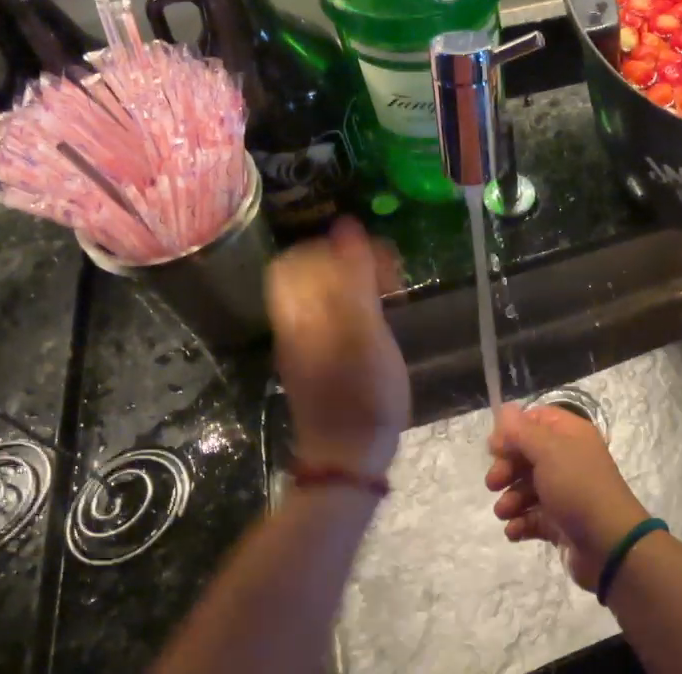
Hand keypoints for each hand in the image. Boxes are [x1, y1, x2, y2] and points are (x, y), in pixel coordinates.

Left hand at [267, 219, 408, 477]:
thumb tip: (345, 225)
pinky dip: (353, 307)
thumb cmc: (363, 394)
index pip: (296, 260)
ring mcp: (304, 345)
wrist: (348, 457)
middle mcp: (294, 325)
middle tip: (385, 272)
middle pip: (307, 275)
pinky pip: (328, 317)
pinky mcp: (318, 362)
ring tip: (387, 292)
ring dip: (352, 284)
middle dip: (345, 262)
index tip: (373, 255)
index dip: (331, 247)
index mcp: (300, 314)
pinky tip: (378, 318)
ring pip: (319, 295)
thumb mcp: (365, 331)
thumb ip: (354, 276)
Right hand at [485, 403, 649, 590]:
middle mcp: (568, 459)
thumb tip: (505, 410)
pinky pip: (533, 517)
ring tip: (506, 512)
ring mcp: (564, 492)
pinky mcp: (560, 523)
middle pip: (527, 455)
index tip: (494, 447)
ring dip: (510, 499)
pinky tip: (516, 531)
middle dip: (506, 469)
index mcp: (571, 435)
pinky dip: (521, 523)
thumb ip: (522, 431)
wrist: (608, 543)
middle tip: (494, 483)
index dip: (513, 431)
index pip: (537, 420)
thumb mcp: (548, 451)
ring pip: (527, 489)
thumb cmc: (577, 487)